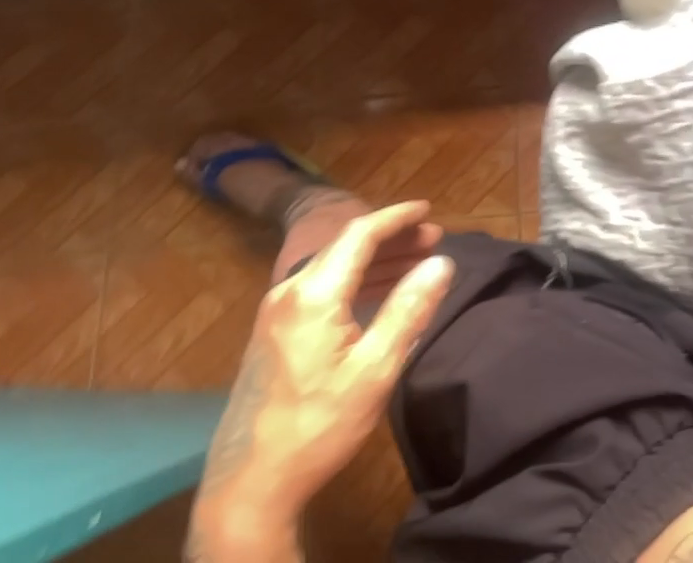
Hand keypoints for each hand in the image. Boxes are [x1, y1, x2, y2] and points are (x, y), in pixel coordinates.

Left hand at [203, 201, 454, 521]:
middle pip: (346, 248)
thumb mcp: (375, 370)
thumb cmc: (321, 423)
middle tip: (433, 238)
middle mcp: (290, 292)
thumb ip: (408, 310)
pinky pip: (322, 289)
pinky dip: (356, 281)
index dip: (396, 218)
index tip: (428, 211)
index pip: (359, 235)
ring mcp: (277, 312)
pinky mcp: (274, 332)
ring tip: (416, 260)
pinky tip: (379, 292)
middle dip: (392, 239)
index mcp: (314, 294)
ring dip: (376, 261)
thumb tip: (441, 263)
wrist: (251, 480)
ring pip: (334, 269)